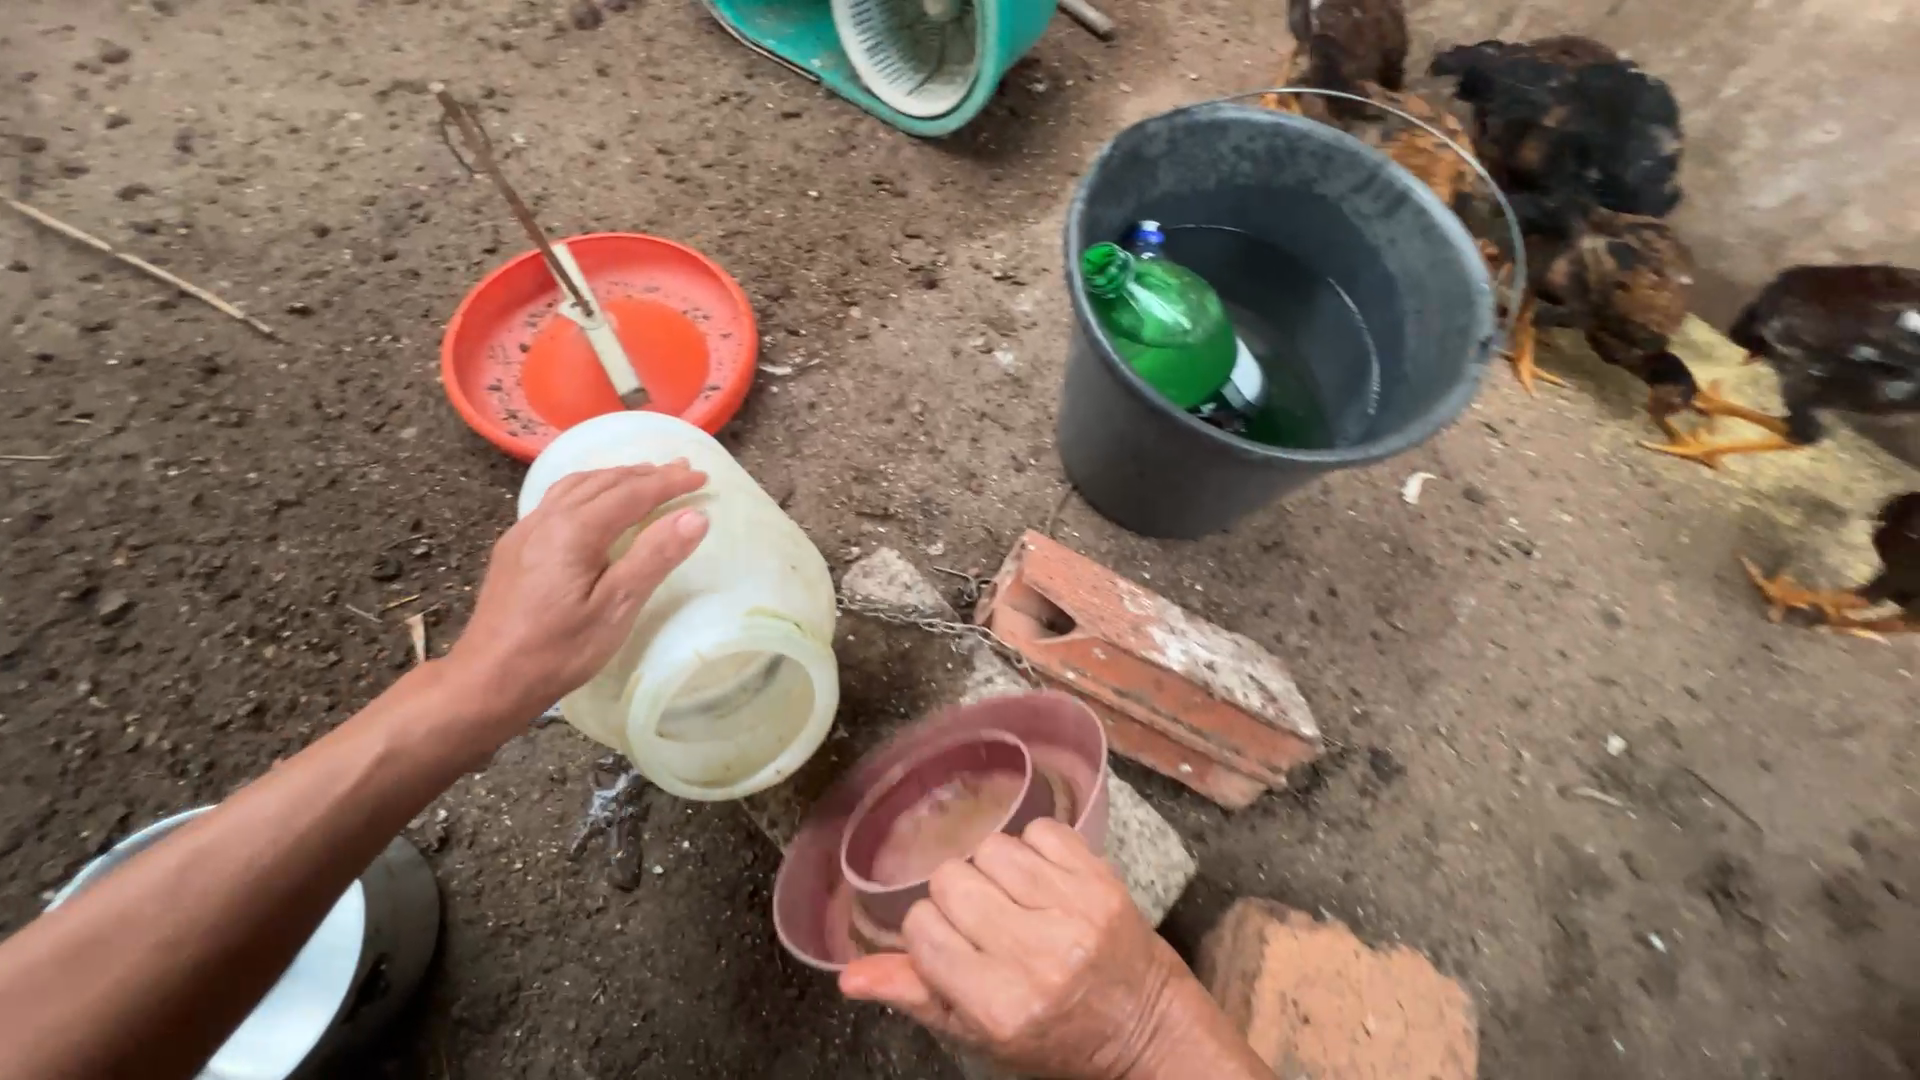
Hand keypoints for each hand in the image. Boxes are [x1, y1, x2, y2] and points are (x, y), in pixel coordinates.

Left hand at [445, 462, 709, 725]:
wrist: (488, 680)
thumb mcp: (617, 607)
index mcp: (574, 531)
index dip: (669, 484)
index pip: (632, 494)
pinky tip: (595, 503)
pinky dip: (590, 489)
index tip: (702, 477)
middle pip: (604, 482)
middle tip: (682, 470)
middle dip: (646, 474)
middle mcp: (546, 519)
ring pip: (576, 486)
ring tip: (644, 477)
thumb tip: (695, 516)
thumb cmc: (559, 650)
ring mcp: (525, 531)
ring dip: (616, 477)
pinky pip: (558, 500)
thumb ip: (655, 557)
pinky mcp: (515, 548)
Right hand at [839, 819, 1195, 1079]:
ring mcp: (1073, 909)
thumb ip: (918, 996)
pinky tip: (1044, 879)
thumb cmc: (1056, 1035)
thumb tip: (848, 976)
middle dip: (959, 896)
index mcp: (1000, 1004)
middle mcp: (1035, 954)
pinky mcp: (1100, 878)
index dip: (929, 931)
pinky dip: (1035, 848)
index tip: (951, 943)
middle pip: (952, 879)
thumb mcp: (983, 1034)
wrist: (1145, 1024)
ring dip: (994, 868)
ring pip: (991, 848)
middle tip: (985, 920)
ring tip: (1014, 897)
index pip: (923, 930)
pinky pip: (1040, 831)